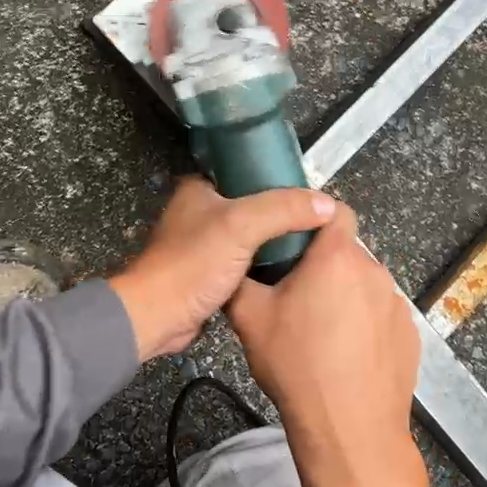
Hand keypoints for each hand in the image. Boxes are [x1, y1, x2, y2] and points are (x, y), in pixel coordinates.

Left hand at [108, 177, 336, 362]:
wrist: (160, 315)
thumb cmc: (193, 263)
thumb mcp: (241, 226)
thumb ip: (282, 209)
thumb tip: (327, 204)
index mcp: (200, 188)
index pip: (248, 171)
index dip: (280, 178)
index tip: (314, 193)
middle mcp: (200, 210)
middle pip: (254, 205)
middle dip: (283, 214)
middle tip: (320, 222)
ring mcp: (204, 243)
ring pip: (252, 236)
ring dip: (276, 242)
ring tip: (314, 245)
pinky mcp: (209, 272)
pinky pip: (247, 261)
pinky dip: (266, 265)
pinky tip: (291, 270)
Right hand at [227, 206, 431, 486]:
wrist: (350, 431)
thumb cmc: (297, 366)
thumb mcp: (249, 319)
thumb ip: (238, 280)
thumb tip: (231, 263)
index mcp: (336, 257)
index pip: (334, 208)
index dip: (313, 215)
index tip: (292, 236)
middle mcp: (373, 271)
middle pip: (345, 249)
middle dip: (321, 262)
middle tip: (292, 290)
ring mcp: (396, 305)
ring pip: (362, 282)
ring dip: (343, 292)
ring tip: (318, 327)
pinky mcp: (410, 335)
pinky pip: (380, 313)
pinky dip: (363, 322)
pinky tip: (344, 352)